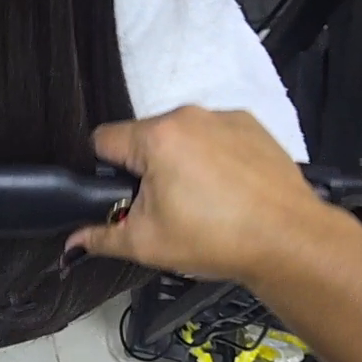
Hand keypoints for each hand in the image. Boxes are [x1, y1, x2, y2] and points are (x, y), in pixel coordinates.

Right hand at [65, 108, 330, 282]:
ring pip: (181, 136)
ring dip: (179, 162)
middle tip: (162, 207)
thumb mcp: (146, 244)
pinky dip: (213, 158)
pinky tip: (225, 190)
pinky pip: (215, 136)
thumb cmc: (218, 239)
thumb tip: (73, 244)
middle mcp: (188, 117)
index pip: (103, 139)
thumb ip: (101, 238)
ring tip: (199, 202)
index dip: (103, 169)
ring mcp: (222, 118)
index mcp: (156, 138)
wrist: (288, 240)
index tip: (120, 193)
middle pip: (144, 138)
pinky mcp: (251, 126)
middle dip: (145, 169)